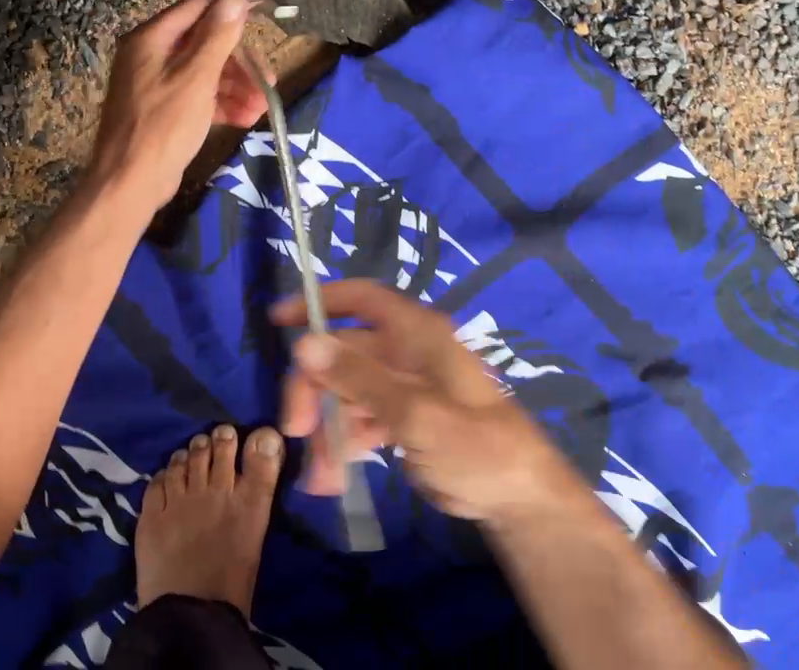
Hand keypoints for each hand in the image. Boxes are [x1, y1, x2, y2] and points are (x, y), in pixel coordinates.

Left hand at [88, 0, 267, 205]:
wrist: (130, 182)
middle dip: (239, 61)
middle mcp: (151, 55)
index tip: (264, 6)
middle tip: (268, 78)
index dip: (231, 6)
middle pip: (204, 43)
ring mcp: (157, 83)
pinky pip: (198, 96)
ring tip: (261, 107)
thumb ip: (217, 36)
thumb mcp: (196, 77)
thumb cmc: (163, 125)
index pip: (197, 7)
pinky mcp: (165, 109)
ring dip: (237, 86)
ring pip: (205, 72)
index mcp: (151, 38)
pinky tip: (246, 118)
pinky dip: (222, 104)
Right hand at [275, 280, 585, 524]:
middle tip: (295, 429)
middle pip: (342, 354)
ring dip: (327, 429)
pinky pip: (358, 420)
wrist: (518, 500)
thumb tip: (304, 343)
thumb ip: (359, 379)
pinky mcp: (401, 419)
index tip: (280, 319)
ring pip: (345, 392)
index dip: (320, 301)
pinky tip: (333, 480)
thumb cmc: (479, 447)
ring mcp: (402, 387)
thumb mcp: (415, 414)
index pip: (362, 299)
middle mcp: (405, 353)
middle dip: (314, 390)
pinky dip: (343, 445)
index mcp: (416, 335)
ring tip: (322, 477)